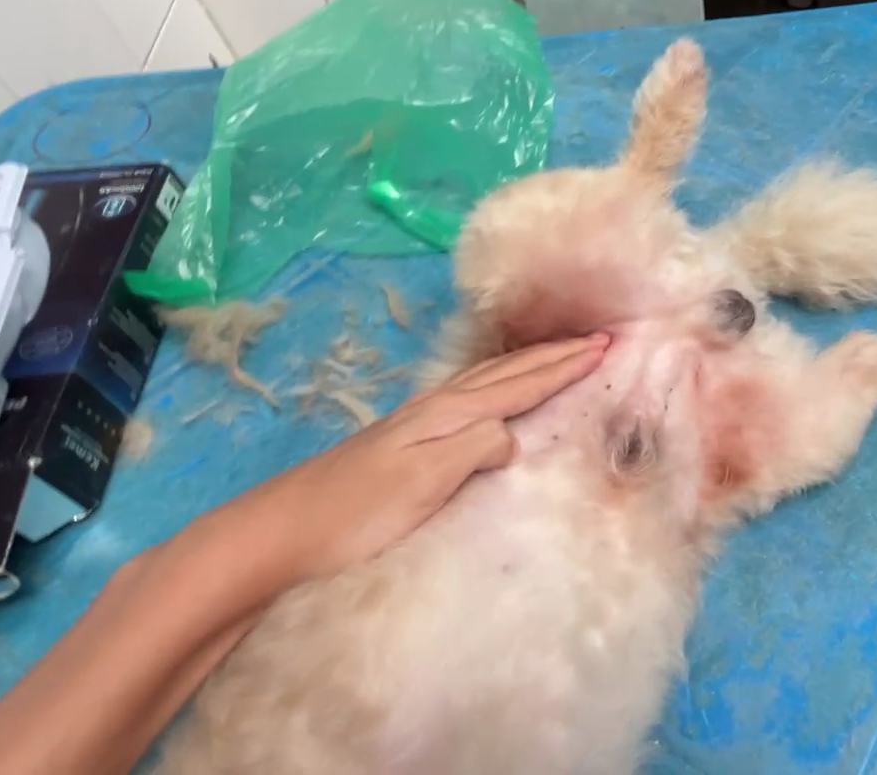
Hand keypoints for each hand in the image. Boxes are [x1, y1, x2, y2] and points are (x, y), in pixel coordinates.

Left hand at [173, 335, 608, 600]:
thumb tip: (515, 434)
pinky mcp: (406, 439)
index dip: (566, 365)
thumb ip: (475, 446)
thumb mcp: (422, 482)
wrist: (270, 539)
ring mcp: (418, 421)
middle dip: (556, 353)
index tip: (606, 346)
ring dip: (530, 361)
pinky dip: (501, 380)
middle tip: (597, 338)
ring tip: (559, 351)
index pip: (522, 382)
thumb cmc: (353, 517)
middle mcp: (438, 407)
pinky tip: (496, 390)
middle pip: (508, 369)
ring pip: (490, 377)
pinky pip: (473, 393)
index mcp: (451, 414)